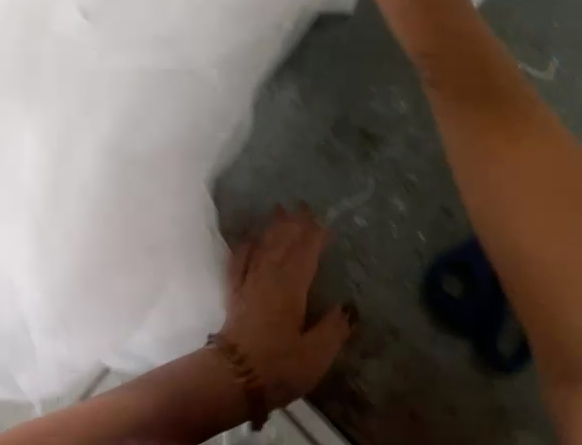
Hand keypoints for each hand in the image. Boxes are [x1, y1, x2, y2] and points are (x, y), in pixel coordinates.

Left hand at [219, 206, 352, 409]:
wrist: (234, 376)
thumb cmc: (279, 365)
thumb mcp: (317, 353)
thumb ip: (333, 328)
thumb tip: (347, 306)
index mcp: (291, 287)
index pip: (305, 253)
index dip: (314, 236)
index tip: (322, 220)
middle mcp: (268, 277)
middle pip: (282, 243)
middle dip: (293, 223)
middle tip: (302, 205)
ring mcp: (248, 282)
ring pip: (262, 246)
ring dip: (272, 228)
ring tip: (279, 210)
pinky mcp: (234, 293)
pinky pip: (239, 260)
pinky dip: (245, 245)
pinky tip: (248, 238)